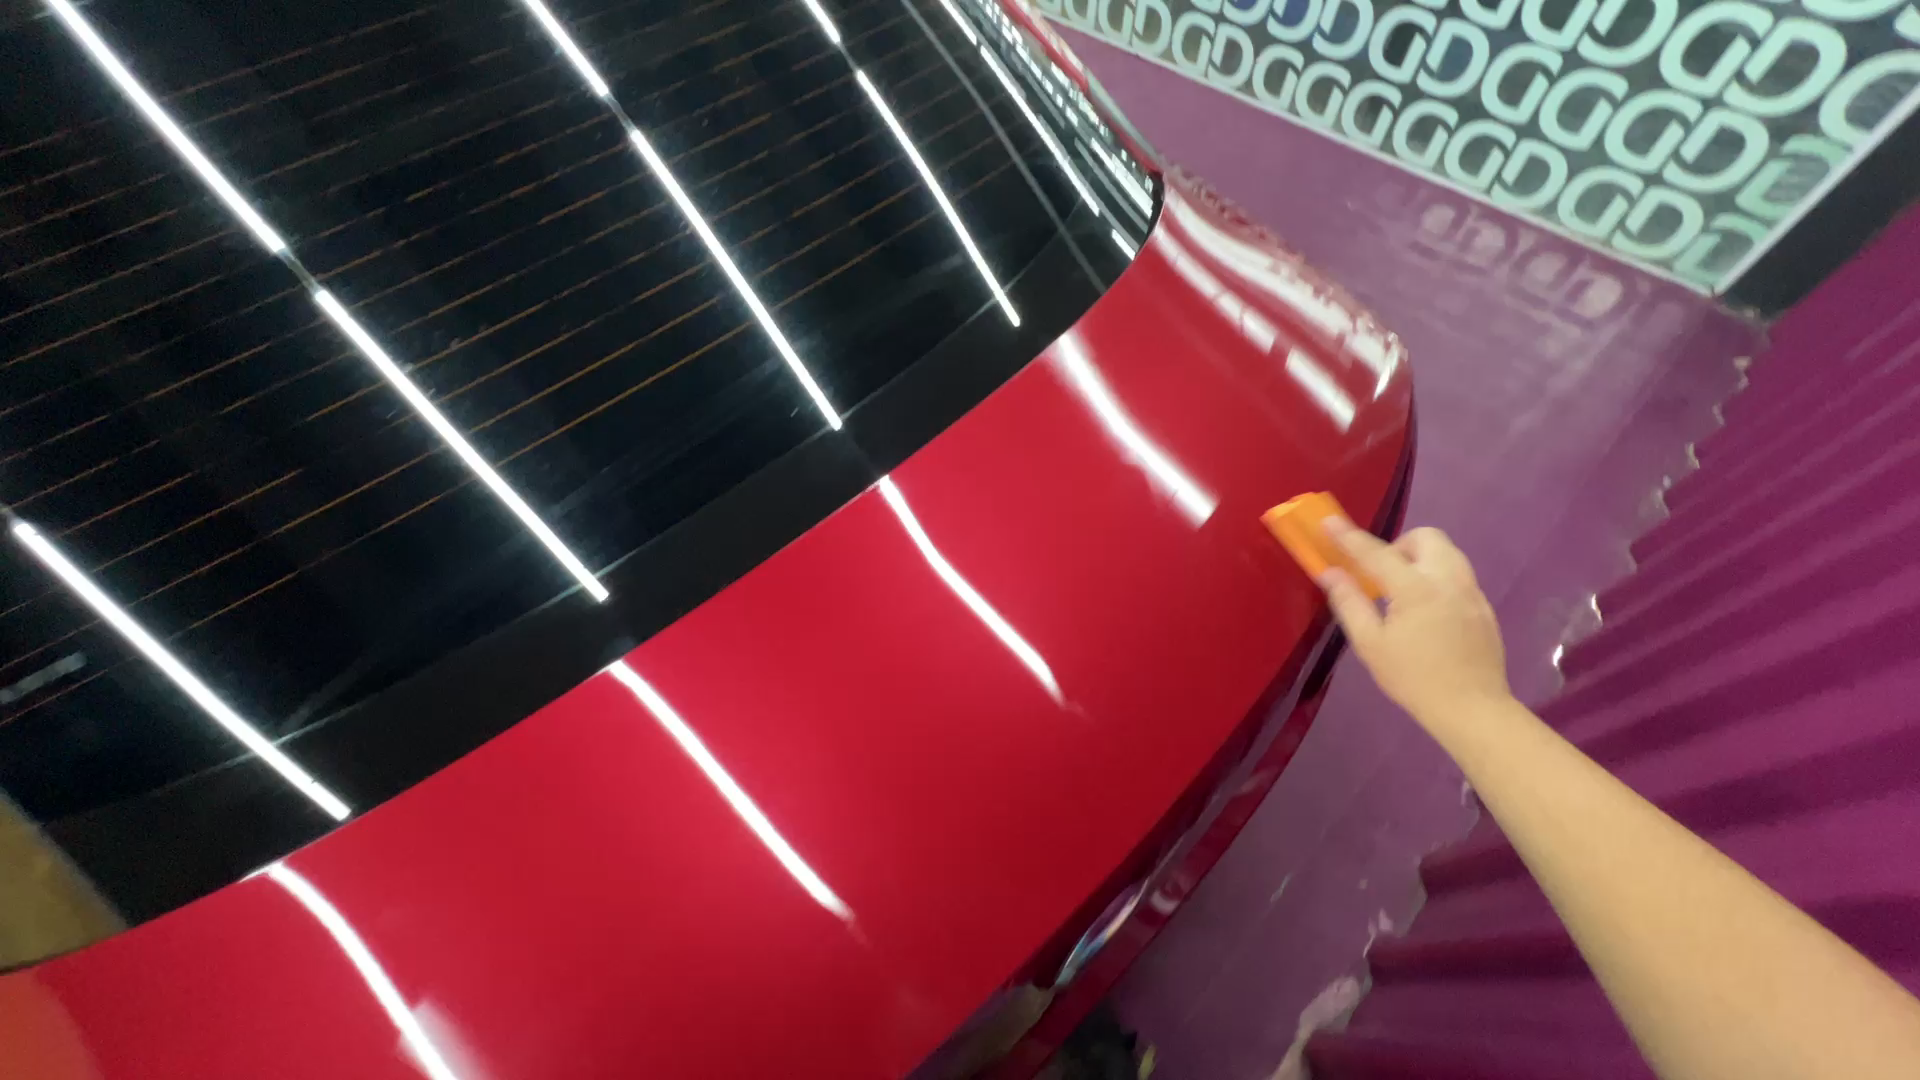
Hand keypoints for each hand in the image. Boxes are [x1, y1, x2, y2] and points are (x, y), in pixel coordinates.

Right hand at [1317, 518, 1513, 730]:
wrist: (1472, 708)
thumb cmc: (1413, 678)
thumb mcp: (1370, 644)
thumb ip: (1349, 602)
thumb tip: (1330, 573)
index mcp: (1416, 589)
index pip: (1375, 552)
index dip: (1348, 536)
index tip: (1328, 521)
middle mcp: (1449, 580)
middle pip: (1425, 537)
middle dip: (1398, 545)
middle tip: (1379, 574)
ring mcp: (1471, 591)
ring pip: (1446, 553)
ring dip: (1418, 559)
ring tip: (1400, 591)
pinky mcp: (1483, 606)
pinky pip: (1457, 574)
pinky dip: (1435, 578)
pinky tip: (1424, 611)